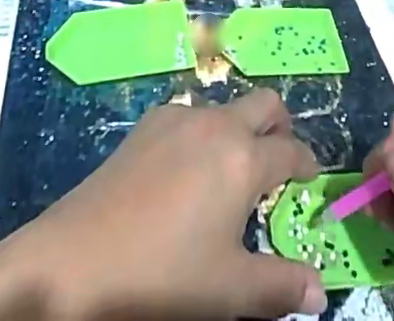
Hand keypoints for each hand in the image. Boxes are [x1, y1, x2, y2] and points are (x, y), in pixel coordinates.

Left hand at [0, 91, 325, 320]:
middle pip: (264, 103)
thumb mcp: (229, 291)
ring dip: (239, 128)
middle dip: (280, 126)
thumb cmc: (163, 277)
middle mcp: (215, 124)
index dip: (308, 164)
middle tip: (279, 162)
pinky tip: (186, 173)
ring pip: (224, 107)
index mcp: (243, 157)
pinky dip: (203, 133)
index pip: (292, 149)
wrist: (74, 262)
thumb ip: (281, 286)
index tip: (311, 180)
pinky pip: (189, 116)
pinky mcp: (145, 125)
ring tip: (230, 174)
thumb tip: (319, 291)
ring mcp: (176, 118)